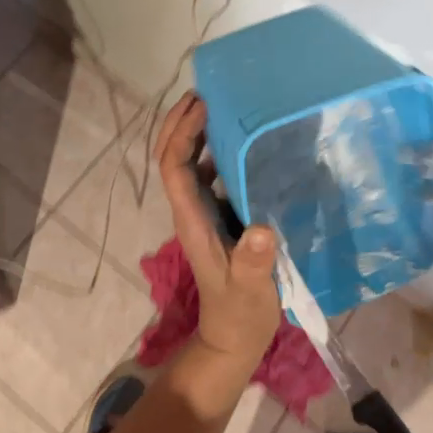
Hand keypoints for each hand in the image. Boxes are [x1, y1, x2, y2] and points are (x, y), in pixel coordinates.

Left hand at [157, 91, 283, 364]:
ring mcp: (202, 213)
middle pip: (171, 158)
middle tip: (204, 93)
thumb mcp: (252, 290)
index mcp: (192, 220)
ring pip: (187, 164)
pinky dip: (216, 152)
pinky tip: (241, 141)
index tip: (202, 105)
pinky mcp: (218, 218)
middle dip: (180, 124)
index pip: (173, 168)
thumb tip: (261, 230)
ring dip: (195, 133)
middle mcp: (191, 210)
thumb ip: (254, 263)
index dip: (181, 133)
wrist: (233, 339)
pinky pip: (208, 176)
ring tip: (220, 106)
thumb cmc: (241, 314)